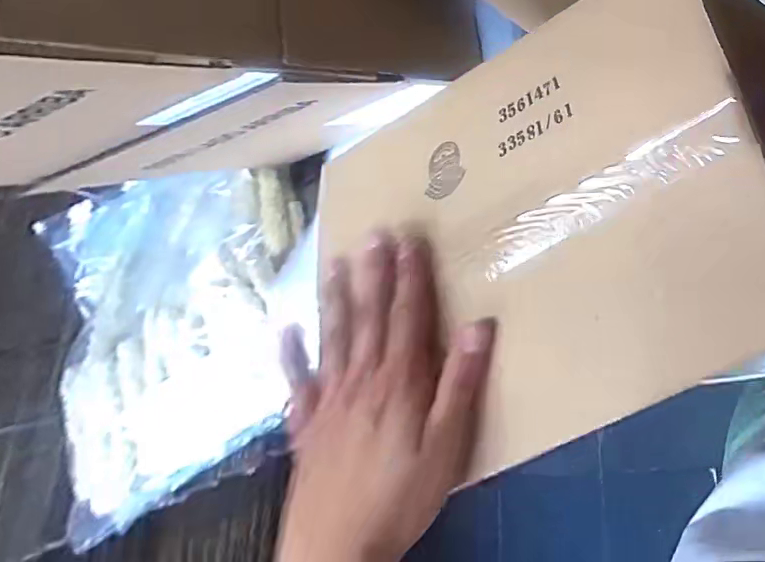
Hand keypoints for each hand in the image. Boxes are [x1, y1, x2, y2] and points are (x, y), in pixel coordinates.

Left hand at [276, 230, 495, 561]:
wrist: (331, 558)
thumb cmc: (402, 496)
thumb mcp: (447, 443)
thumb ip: (460, 383)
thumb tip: (478, 325)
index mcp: (400, 382)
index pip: (408, 317)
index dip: (412, 277)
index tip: (412, 241)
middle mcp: (362, 382)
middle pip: (369, 318)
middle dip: (375, 274)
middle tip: (374, 234)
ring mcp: (329, 404)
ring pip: (335, 339)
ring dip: (339, 298)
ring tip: (338, 263)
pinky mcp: (307, 429)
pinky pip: (297, 384)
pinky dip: (291, 355)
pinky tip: (286, 331)